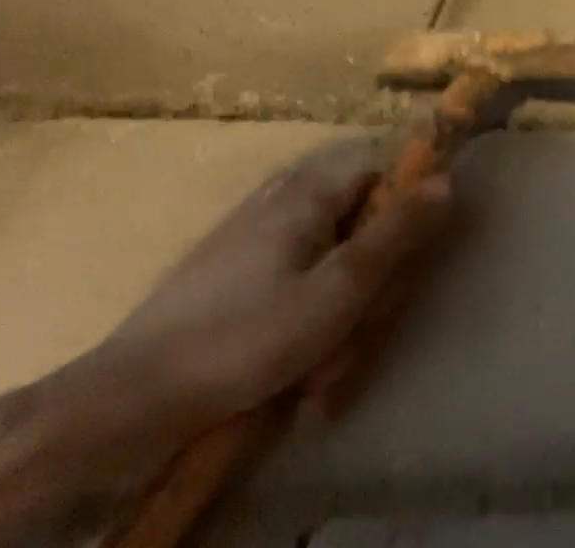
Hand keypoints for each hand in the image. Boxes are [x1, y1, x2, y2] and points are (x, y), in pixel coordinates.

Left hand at [77, 150, 450, 454]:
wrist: (127, 402)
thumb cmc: (248, 337)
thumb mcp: (341, 288)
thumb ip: (397, 233)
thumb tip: (448, 180)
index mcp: (306, 197)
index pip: (382, 173)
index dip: (408, 209)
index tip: (413, 259)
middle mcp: (277, 205)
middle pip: (359, 225)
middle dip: (371, 285)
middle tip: (363, 335)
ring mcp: (248, 242)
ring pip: (329, 265)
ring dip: (341, 317)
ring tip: (326, 372)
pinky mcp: (228, 280)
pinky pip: (294, 288)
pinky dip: (307, 325)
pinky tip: (299, 372)